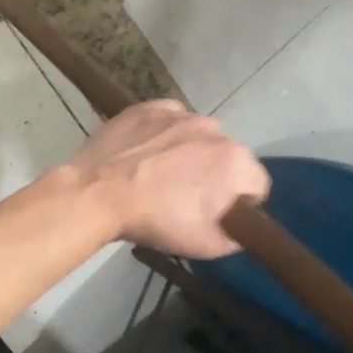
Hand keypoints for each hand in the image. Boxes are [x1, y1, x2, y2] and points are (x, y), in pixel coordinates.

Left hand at [65, 100, 267, 258]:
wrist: (96, 192)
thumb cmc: (155, 220)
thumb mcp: (209, 245)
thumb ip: (238, 234)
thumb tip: (239, 224)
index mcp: (237, 161)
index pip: (256, 184)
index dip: (240, 202)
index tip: (215, 211)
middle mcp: (214, 129)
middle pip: (226, 155)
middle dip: (213, 173)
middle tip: (183, 193)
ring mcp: (178, 114)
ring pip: (197, 134)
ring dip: (188, 149)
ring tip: (158, 170)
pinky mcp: (146, 107)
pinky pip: (167, 118)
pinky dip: (162, 131)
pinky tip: (145, 149)